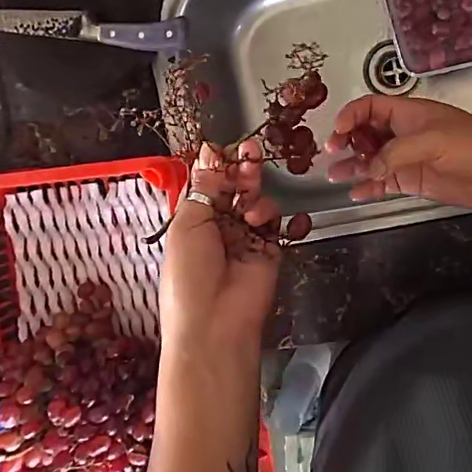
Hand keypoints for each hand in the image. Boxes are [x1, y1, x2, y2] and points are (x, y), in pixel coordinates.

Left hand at [160, 140, 280, 361]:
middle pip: (236, 188)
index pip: (210, 183)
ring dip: (258, 198)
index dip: (220, 165)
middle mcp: (220, 226)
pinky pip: (280, 226)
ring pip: (259, 203)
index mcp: (193, 219)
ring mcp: (247, 238)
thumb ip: (205, 186)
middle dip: (244, 170)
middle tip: (251, 153)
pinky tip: (281, 220)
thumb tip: (210, 151)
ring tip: (253, 210)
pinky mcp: (270, 251)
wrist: (215, 323)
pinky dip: (285, 219)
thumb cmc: (189, 275)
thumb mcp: (186, 224)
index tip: (227, 148)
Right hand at [325, 95, 471, 207]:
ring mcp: (408, 157)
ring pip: (372, 159)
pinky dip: (369, 187)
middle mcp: (404, 133)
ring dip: (353, 166)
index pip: (370, 106)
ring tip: (334, 176)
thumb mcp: (431, 142)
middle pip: (366, 132)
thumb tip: (369, 168)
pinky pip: (384, 182)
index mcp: (408, 113)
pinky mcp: (414, 180)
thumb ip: (395, 154)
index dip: (351, 116)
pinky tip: (356, 193)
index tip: (337, 132)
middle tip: (332, 154)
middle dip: (347, 141)